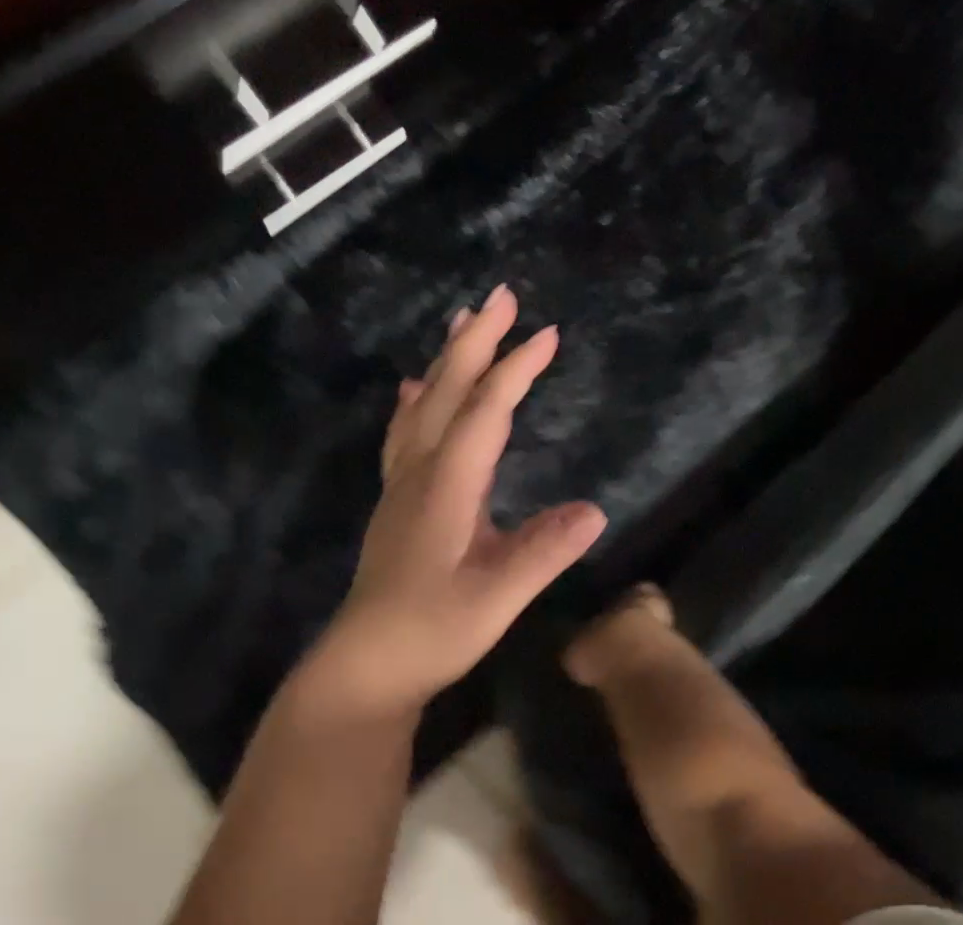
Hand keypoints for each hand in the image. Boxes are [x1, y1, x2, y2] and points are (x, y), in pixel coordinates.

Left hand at [308, 284, 606, 713]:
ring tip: (462, 321)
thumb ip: (542, 553)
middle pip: (448, 391)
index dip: (516, 369)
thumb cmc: (432, 633)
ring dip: (447, 359)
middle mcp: (420, 472)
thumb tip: (595, 509)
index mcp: (447, 486)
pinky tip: (413, 389)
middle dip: (477, 341)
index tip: (549, 333)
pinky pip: (405, 432)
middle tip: (502, 296)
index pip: (485, 412)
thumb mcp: (496, 599)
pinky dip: (416, 400)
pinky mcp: (398, 501)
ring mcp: (402, 484)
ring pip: (424, 405)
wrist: (367, 665)